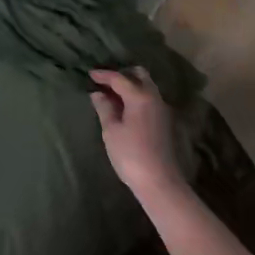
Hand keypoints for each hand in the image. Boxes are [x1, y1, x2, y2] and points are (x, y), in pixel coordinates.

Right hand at [89, 68, 185, 201]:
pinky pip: (150, 98)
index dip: (104, 75)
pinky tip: (126, 107)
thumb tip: (98, 93)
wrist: (159, 181)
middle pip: (139, 75)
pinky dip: (137, 95)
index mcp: (140, 96)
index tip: (90, 74)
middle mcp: (154, 97)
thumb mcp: (111, 131)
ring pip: (147, 86)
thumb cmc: (130, 155)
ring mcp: (162, 108)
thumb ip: (104, 108)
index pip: (120, 78)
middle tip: (105, 82)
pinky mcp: (164, 120)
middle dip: (122, 74)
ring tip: (113, 95)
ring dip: (131, 85)